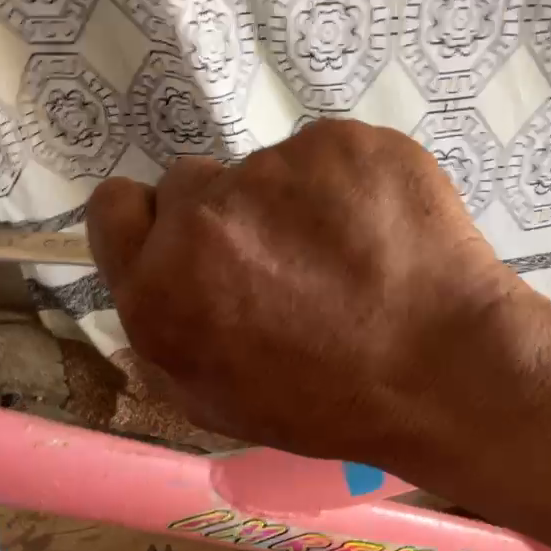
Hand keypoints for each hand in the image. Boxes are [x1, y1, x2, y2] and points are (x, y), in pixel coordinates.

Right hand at [86, 120, 550, 467]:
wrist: (438, 374)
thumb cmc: (321, 408)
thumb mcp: (214, 406)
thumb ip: (163, 341)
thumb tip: (157, 296)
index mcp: (158, 293)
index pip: (112, 210)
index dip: (146, 227)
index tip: (183, 247)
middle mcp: (201, 222)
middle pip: (187, 187)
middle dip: (219, 221)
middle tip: (276, 270)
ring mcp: (273, 172)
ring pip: (262, 175)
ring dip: (288, 209)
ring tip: (342, 267)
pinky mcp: (340, 142)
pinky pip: (324, 158)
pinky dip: (342, 190)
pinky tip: (375, 241)